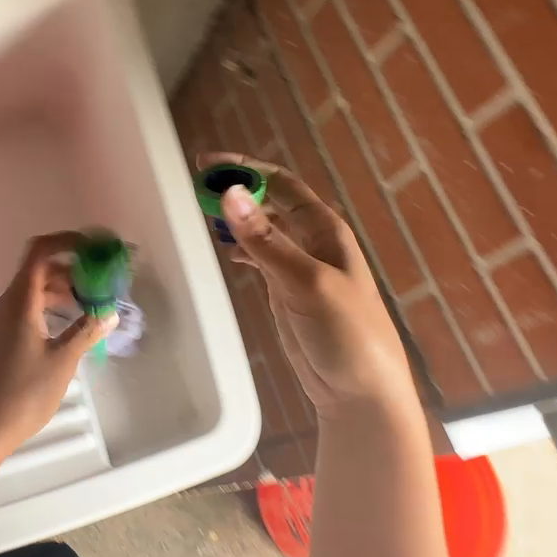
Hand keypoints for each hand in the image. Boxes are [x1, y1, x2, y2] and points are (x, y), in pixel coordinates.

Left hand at [0, 232, 114, 455]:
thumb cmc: (23, 393)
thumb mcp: (63, 361)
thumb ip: (86, 332)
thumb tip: (109, 313)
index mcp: (19, 301)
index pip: (40, 252)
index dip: (66, 243)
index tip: (94, 250)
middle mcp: (7, 304)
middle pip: (39, 270)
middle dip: (71, 269)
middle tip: (101, 281)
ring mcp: (2, 322)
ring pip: (35, 291)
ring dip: (63, 290)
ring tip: (92, 305)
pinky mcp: (2, 338)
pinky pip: (29, 308)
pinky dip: (51, 307)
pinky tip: (71, 325)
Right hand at [201, 152, 418, 419]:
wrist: (361, 393)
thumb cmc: (346, 333)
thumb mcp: (305, 282)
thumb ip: (266, 241)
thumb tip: (229, 193)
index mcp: (324, 229)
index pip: (280, 183)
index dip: (245, 168)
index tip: (204, 163)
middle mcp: (312, 240)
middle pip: (269, 201)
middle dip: (236, 189)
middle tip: (195, 187)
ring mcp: (299, 266)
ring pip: (262, 228)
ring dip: (235, 217)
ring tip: (201, 212)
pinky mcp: (287, 291)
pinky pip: (260, 256)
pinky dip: (240, 248)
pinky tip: (224, 251)